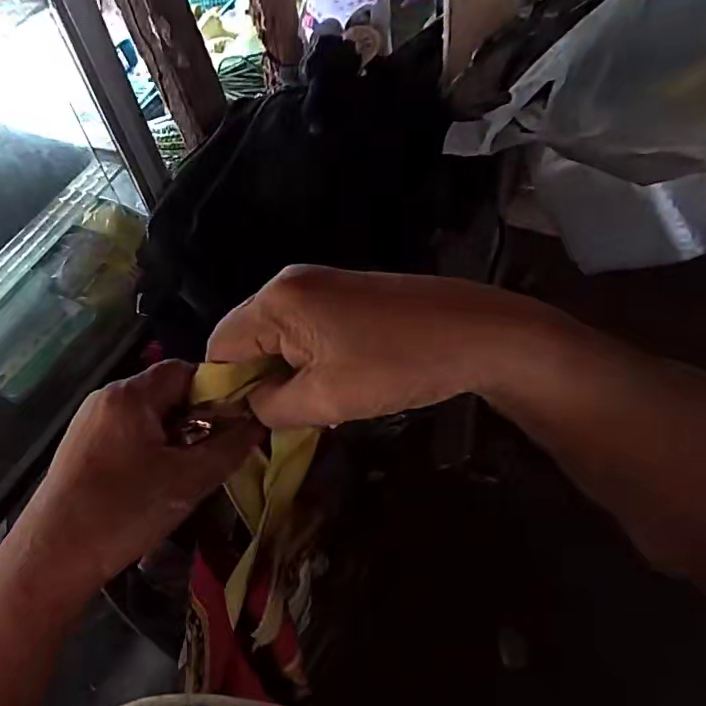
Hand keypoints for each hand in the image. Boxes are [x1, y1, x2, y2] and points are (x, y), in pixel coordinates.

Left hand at [5, 361, 260, 603]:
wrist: (54, 552)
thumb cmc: (123, 511)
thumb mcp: (187, 481)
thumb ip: (228, 448)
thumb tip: (255, 422)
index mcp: (128, 395)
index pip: (184, 369)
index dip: (217, 390)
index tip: (238, 422)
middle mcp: (105, 398)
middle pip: (164, 392)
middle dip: (197, 418)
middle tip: (218, 453)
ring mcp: (89, 421)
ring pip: (147, 416)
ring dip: (175, 437)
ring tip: (190, 473)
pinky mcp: (81, 446)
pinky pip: (126, 434)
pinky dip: (150, 449)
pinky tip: (157, 482)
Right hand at [207, 265, 558, 427]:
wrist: (487, 335)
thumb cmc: (401, 366)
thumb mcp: (326, 400)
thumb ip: (270, 407)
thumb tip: (251, 405)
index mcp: (276, 301)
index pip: (219, 347)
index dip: (222, 388)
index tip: (240, 422)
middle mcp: (286, 283)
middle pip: (242, 338)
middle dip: (252, 379)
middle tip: (276, 415)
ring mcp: (315, 283)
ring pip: (269, 336)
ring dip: (278, 371)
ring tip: (306, 400)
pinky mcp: (339, 292)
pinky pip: (296, 328)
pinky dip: (299, 358)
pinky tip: (327, 379)